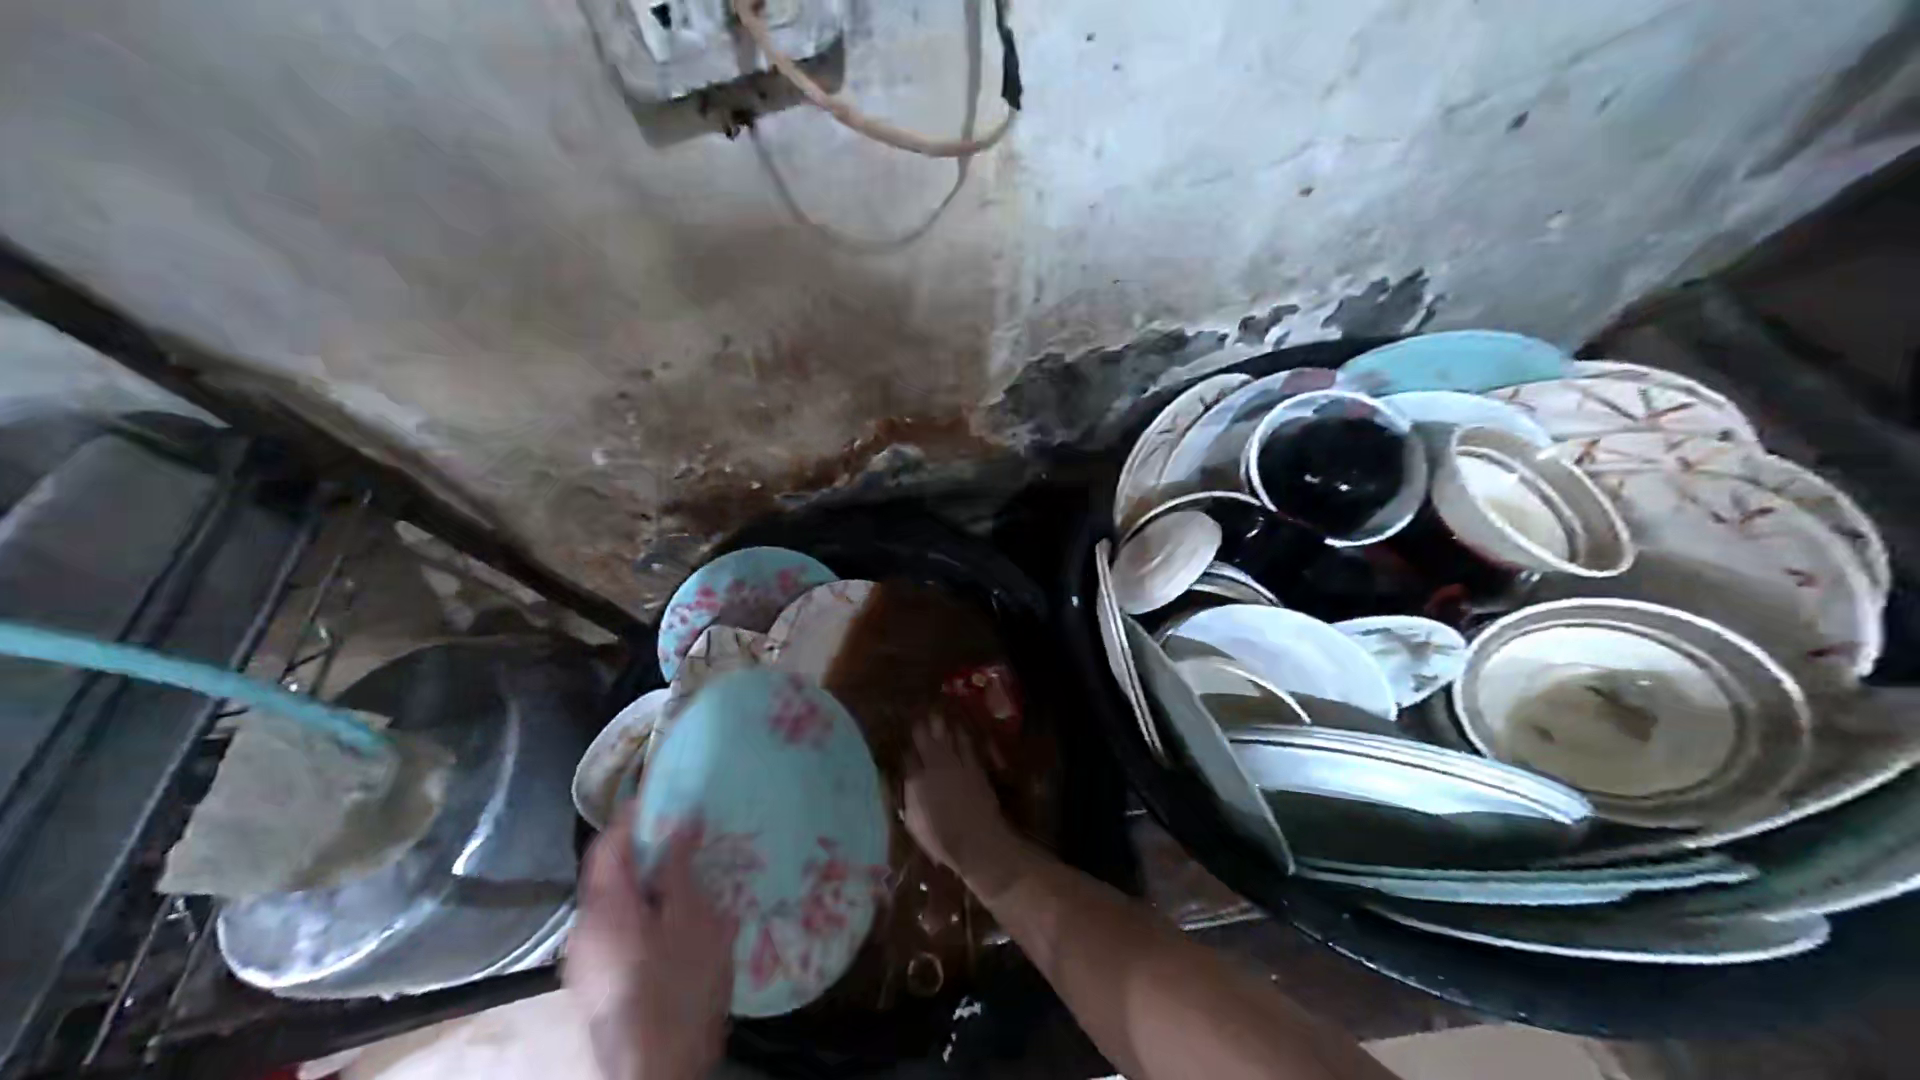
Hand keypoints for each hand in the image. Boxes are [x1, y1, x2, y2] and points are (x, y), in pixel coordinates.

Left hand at [566, 809, 736, 1079]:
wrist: (657, 1072)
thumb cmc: (679, 987)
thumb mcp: (693, 918)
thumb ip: (681, 866)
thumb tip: (681, 820)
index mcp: (604, 907)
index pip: (608, 844)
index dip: (632, 814)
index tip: (664, 793)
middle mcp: (584, 929)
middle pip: (609, 872)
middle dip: (644, 847)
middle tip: (685, 832)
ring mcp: (586, 960)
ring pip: (614, 901)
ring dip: (645, 879)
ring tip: (686, 871)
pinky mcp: (597, 982)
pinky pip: (617, 926)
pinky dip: (642, 907)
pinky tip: (674, 917)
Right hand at [904, 717, 1026, 898]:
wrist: (977, 839)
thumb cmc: (942, 838)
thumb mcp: (914, 823)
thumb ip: (909, 799)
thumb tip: (908, 783)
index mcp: (915, 781)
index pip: (908, 757)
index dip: (907, 749)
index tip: (906, 745)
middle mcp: (934, 766)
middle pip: (925, 740)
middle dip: (921, 727)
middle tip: (919, 715)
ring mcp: (956, 763)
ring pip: (946, 737)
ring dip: (940, 725)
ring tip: (936, 713)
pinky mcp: (974, 766)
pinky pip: (966, 744)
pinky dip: (961, 734)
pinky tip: (959, 728)